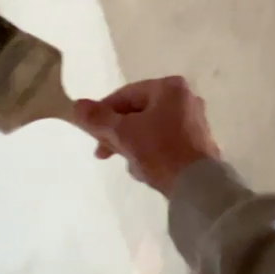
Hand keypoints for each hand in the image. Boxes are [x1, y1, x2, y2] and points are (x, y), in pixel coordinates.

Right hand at [72, 76, 220, 194]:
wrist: (197, 186)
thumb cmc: (160, 150)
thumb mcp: (124, 133)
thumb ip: (99, 119)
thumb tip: (77, 106)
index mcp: (170, 87)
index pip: (126, 94)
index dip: (103, 112)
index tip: (90, 132)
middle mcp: (185, 98)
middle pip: (138, 112)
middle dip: (118, 133)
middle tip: (102, 152)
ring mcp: (193, 120)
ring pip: (149, 129)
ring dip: (133, 145)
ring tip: (130, 165)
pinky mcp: (197, 142)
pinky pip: (164, 141)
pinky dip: (150, 152)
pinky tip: (145, 171)